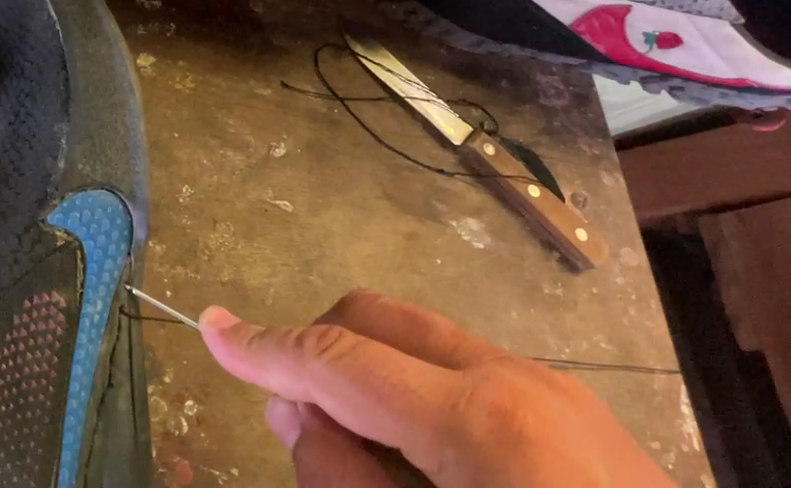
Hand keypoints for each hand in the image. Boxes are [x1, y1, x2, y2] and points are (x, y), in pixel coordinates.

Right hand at [199, 290, 674, 487]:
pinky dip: (418, 396)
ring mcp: (558, 391)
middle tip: (295, 415)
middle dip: (318, 346)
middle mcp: (517, 378)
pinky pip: (466, 373)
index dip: (264, 346)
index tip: (209, 328)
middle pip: (376, 318)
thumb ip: (347, 482)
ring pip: (419, 341)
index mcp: (482, 419)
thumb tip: (294, 411)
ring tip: (369, 459)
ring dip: (369, 375)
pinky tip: (429, 468)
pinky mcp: (581, 414)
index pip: (337, 358)